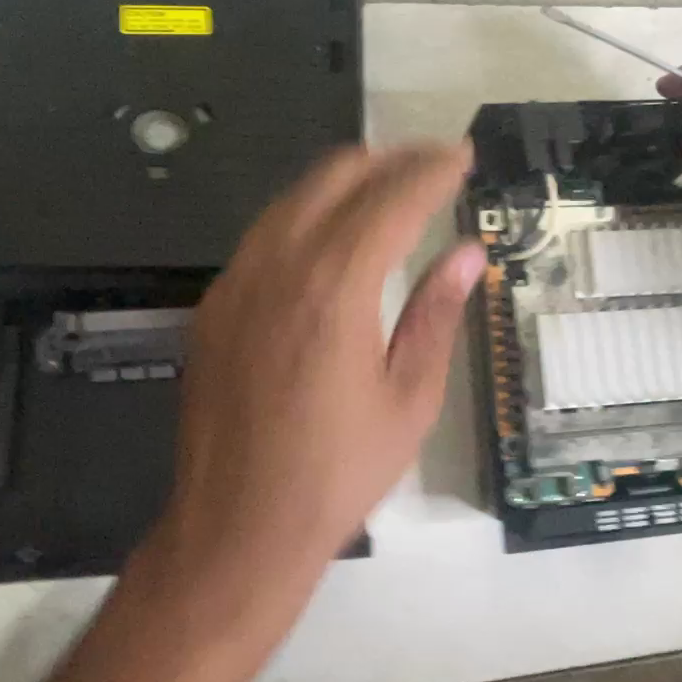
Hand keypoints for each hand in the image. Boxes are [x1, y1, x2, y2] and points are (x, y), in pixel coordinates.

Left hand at [136, 143, 483, 586]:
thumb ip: (436, 316)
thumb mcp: (410, 400)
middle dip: (388, 159)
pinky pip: (265, 235)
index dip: (433, 171)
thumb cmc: (338, 473)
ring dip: (345, 183)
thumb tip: (467, 254)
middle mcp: (278, 267)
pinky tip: (333, 242)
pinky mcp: (214, 306)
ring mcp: (236, 283)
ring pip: (293, 198)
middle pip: (334, 177)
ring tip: (389, 192)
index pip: (392, 201)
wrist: (236, 526)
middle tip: (431, 165)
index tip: (462, 154)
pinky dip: (307, 216)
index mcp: (335, 288)